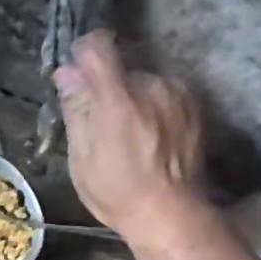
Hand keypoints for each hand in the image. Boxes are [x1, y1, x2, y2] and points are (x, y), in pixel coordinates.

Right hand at [53, 30, 204, 234]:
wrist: (169, 211)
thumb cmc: (116, 193)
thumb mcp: (81, 159)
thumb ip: (76, 110)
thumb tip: (67, 72)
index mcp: (117, 100)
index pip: (98, 47)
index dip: (82, 55)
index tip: (76, 76)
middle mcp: (150, 85)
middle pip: (120, 67)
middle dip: (106, 88)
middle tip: (99, 125)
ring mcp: (176, 91)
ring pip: (143, 80)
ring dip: (131, 98)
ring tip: (127, 136)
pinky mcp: (193, 101)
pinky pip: (163, 91)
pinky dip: (151, 106)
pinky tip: (149, 137)